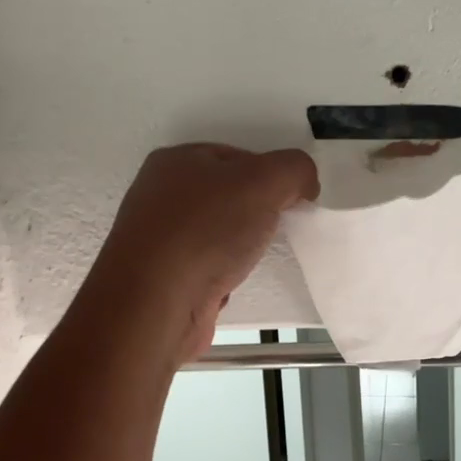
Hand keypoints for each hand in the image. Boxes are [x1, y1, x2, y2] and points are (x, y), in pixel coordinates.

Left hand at [83, 143, 319, 365]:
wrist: (155, 304)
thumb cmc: (206, 230)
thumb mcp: (264, 181)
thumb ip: (293, 170)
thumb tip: (304, 181)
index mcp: (176, 161)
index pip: (236, 156)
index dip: (269, 174)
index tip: (291, 199)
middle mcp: (159, 196)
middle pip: (225, 196)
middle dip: (254, 213)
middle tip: (275, 227)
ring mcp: (157, 239)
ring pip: (216, 235)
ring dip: (238, 247)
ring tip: (251, 258)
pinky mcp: (162, 280)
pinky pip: (204, 269)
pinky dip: (221, 276)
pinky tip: (227, 284)